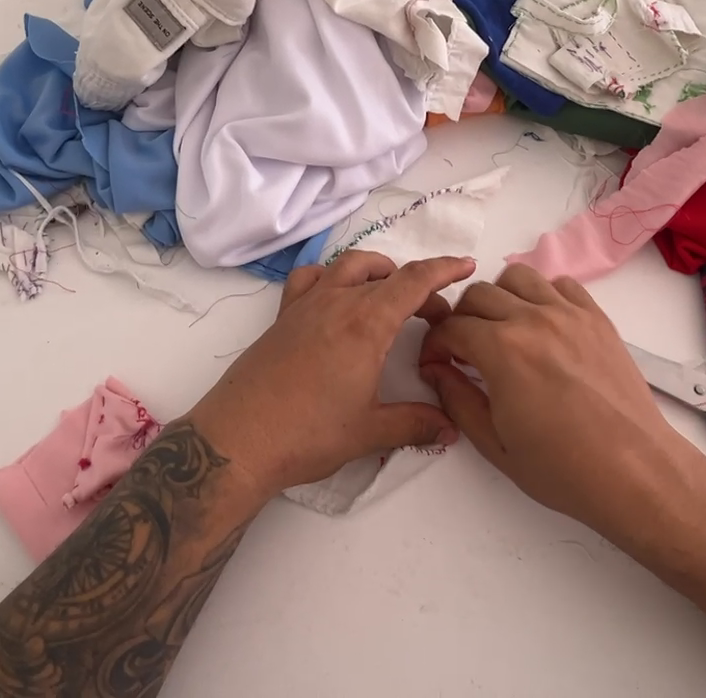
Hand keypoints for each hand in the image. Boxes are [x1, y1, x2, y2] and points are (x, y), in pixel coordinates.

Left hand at [187, 251, 476, 500]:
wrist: (239, 439)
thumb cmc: (308, 434)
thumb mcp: (370, 432)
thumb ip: (416, 424)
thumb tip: (450, 428)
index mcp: (366, 323)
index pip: (414, 281)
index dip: (444, 268)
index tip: (466, 265)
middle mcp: (336, 302)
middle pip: (386, 272)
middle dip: (417, 283)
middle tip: (433, 314)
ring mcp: (305, 306)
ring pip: (347, 266)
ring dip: (376, 271)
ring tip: (390, 296)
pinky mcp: (282, 317)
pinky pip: (310, 279)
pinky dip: (331, 276)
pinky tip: (337, 299)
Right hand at [418, 263, 686, 533]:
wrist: (634, 471)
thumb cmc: (562, 468)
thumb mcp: (494, 444)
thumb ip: (457, 399)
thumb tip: (436, 370)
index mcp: (502, 350)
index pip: (451, 327)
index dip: (434, 345)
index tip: (435, 363)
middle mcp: (532, 320)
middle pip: (478, 294)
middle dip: (461, 319)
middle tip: (464, 349)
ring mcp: (568, 314)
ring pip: (517, 277)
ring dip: (500, 298)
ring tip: (502, 329)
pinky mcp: (596, 318)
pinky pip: (560, 284)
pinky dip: (543, 295)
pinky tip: (542, 325)